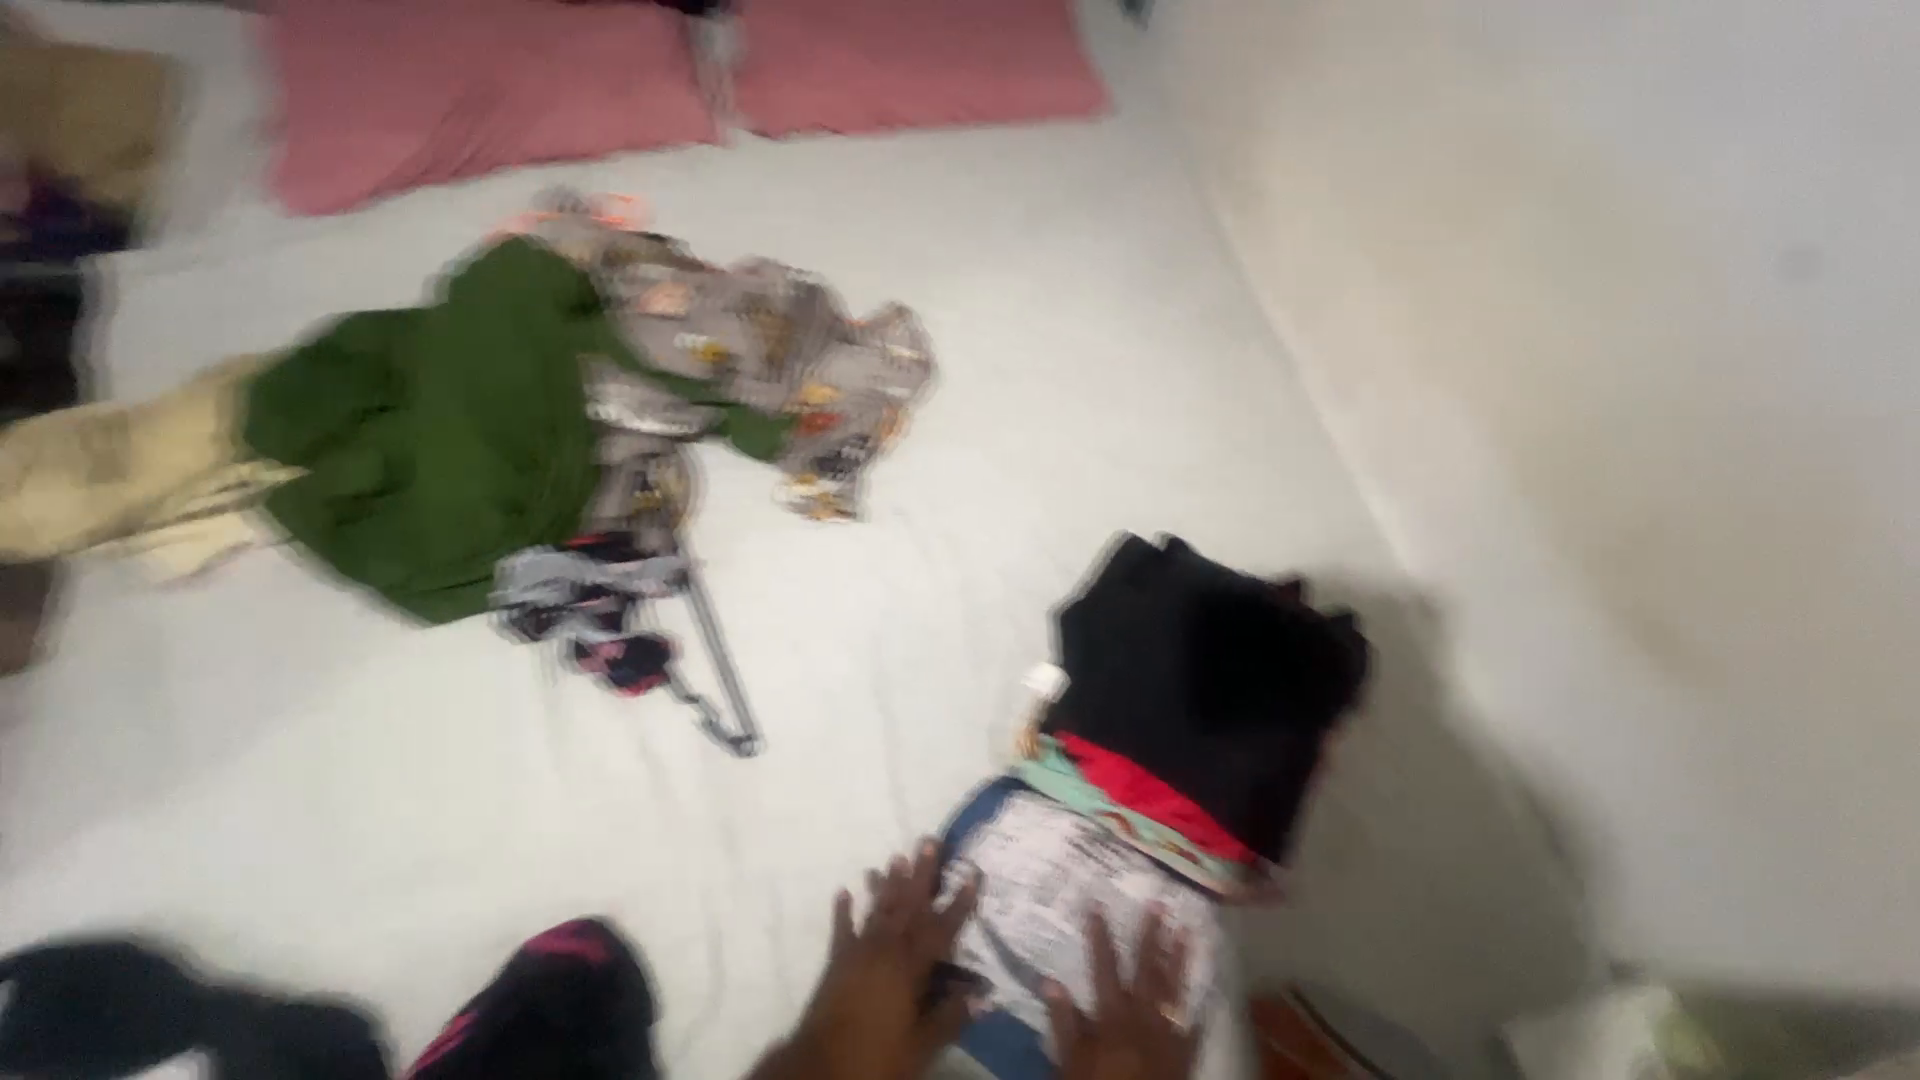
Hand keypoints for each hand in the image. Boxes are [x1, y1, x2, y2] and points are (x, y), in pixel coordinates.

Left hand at [787, 839, 983, 1079]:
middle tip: (929, 841)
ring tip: (895, 857)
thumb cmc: (876, 1057)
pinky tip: (845, 891)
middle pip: (908, 906)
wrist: (820, 1068)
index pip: (941, 929)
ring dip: (887, 884)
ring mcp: (858, 953)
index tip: (972, 875)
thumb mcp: (921, 1046)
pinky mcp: (836, 963)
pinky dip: (844, 910)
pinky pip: (842, 930)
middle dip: (921, 874)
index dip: (958, 904)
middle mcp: (886, 950)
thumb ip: (950, 1018)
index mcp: (910, 968)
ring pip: (878, 910)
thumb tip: (983, 996)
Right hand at [1046, 906, 1199, 1079]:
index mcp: (1112, 1017)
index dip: (1099, 935)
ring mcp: (1168, 1036)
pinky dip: (1199, 1007)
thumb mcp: (1069, 1062)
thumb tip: (1049, 981)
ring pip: (1175, 990)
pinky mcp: (1185, 1056)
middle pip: (1147, 970)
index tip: (1097, 903)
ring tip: (1189, 931)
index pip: (1104, 967)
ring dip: (1181, 959)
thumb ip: (1063, 1023)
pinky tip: (1207, 988)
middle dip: (1152, 935)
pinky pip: (1194, 1026)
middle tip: (1159, 904)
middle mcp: (1143, 1019)